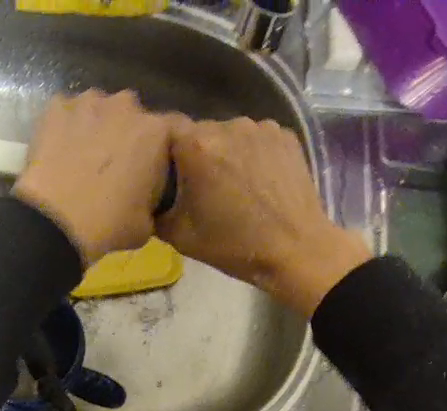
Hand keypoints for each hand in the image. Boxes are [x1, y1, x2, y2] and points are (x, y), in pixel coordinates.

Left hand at [13, 91, 174, 265]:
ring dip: (96, 127)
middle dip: (126, 135)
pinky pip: (66, 114)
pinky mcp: (55, 107)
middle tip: (115, 168)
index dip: (159, 153)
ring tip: (84, 159)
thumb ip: (152, 200)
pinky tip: (59, 151)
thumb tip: (143, 200)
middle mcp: (126, 105)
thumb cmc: (110, 225)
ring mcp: (88, 102)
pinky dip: (65, 128)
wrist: (56, 224)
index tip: (150, 173)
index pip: (170, 132)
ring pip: (98, 110)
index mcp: (156, 132)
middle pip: (132, 115)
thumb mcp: (147, 224)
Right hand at [157, 117, 371, 317]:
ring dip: (226, 154)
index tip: (168, 175)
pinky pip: (257, 139)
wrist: (295, 250)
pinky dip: (253, 155)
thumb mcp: (181, 237)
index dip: (164, 153)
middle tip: (202, 188)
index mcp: (197, 146)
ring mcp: (260, 128)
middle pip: (200, 132)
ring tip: (234, 185)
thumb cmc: (234, 246)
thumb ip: (157, 211)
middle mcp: (228, 125)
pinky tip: (258, 181)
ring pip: (230, 135)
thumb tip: (150, 198)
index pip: (167, 132)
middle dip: (197, 156)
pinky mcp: (285, 135)